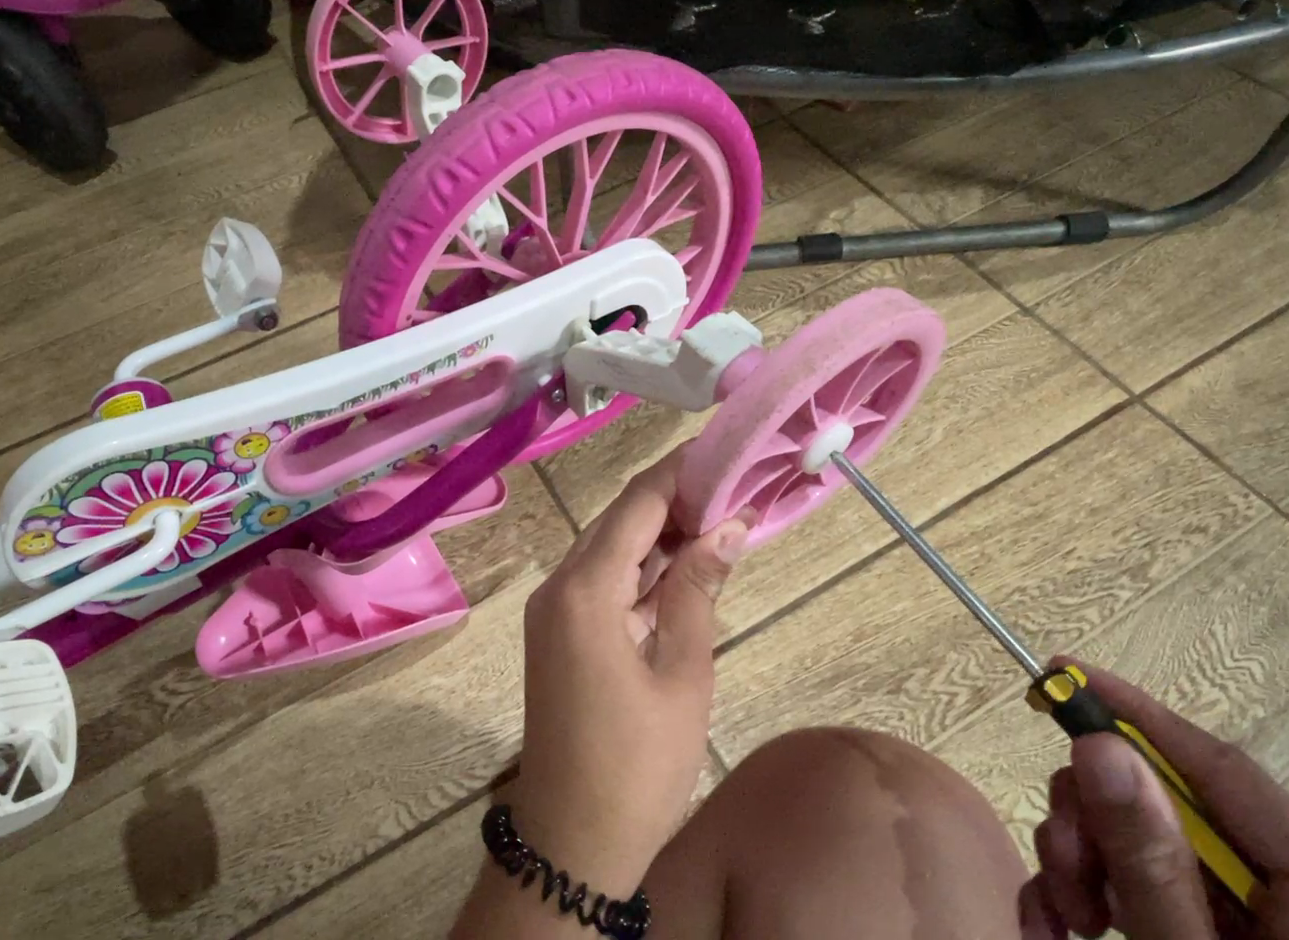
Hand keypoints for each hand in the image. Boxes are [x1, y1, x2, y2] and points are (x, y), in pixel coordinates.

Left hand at [508, 450, 748, 897]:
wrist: (573, 838)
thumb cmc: (638, 763)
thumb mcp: (683, 672)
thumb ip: (698, 591)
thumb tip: (727, 526)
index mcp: (584, 589)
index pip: (636, 505)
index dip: (679, 472)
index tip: (724, 450)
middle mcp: (558, 587)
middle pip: (619, 522)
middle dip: (675, 502)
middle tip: (735, 487)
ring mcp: (553, 612)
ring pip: (610, 552)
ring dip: (661, 538)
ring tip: (722, 519)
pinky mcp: (559, 635)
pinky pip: (602, 585)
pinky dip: (643, 574)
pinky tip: (686, 569)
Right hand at [1021, 660, 1288, 939]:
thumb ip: (1150, 864)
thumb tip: (1096, 745)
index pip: (1224, 770)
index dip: (1139, 711)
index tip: (1062, 671)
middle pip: (1175, 809)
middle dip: (1091, 823)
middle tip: (1056, 870)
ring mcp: (1275, 924)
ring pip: (1153, 847)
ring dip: (1084, 866)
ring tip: (1057, 919)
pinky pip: (1159, 892)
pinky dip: (1100, 897)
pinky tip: (1061, 924)